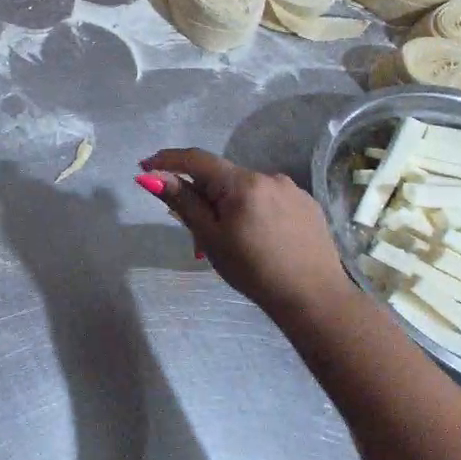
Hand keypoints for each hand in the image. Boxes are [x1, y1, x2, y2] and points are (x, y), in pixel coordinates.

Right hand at [140, 148, 352, 318]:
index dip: (167, 160)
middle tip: (192, 225)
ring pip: (244, 189)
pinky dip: (252, 209)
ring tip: (228, 237)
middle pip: (221, 176)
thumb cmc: (254, 270)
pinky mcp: (308, 205)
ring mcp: (292, 190)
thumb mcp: (209, 237)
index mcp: (242, 183)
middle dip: (201, 194)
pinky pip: (268, 198)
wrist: (316, 300)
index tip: (144, 167)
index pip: (196, 159)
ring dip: (228, 203)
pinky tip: (257, 237)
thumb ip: (182, 201)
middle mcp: (269, 177)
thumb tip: (151, 176)